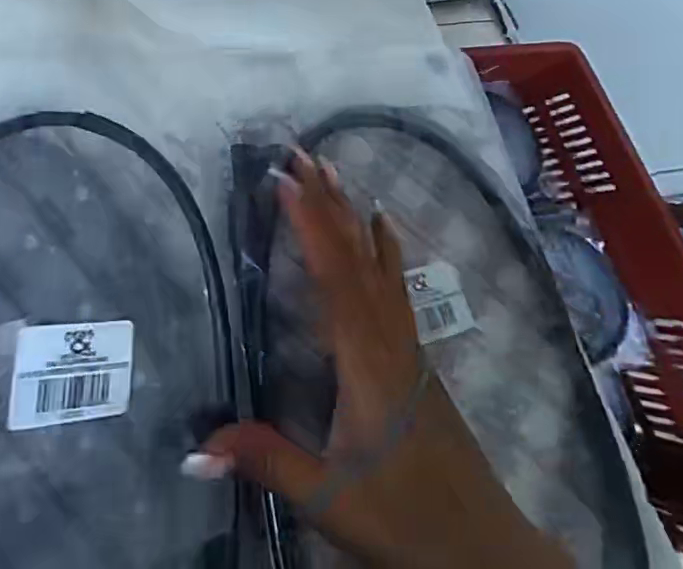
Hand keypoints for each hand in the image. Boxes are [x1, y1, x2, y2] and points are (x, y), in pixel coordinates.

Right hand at [193, 154, 571, 568]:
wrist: (487, 546)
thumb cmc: (407, 519)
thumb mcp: (329, 498)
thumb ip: (267, 461)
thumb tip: (196, 446)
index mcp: (365, 358)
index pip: (333, 275)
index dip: (309, 223)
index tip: (285, 180)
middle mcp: (388, 336)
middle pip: (356, 254)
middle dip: (327, 201)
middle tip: (302, 153)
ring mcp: (406, 342)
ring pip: (377, 262)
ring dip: (352, 214)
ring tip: (334, 171)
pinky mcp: (414, 353)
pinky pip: (393, 281)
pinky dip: (382, 245)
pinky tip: (382, 227)